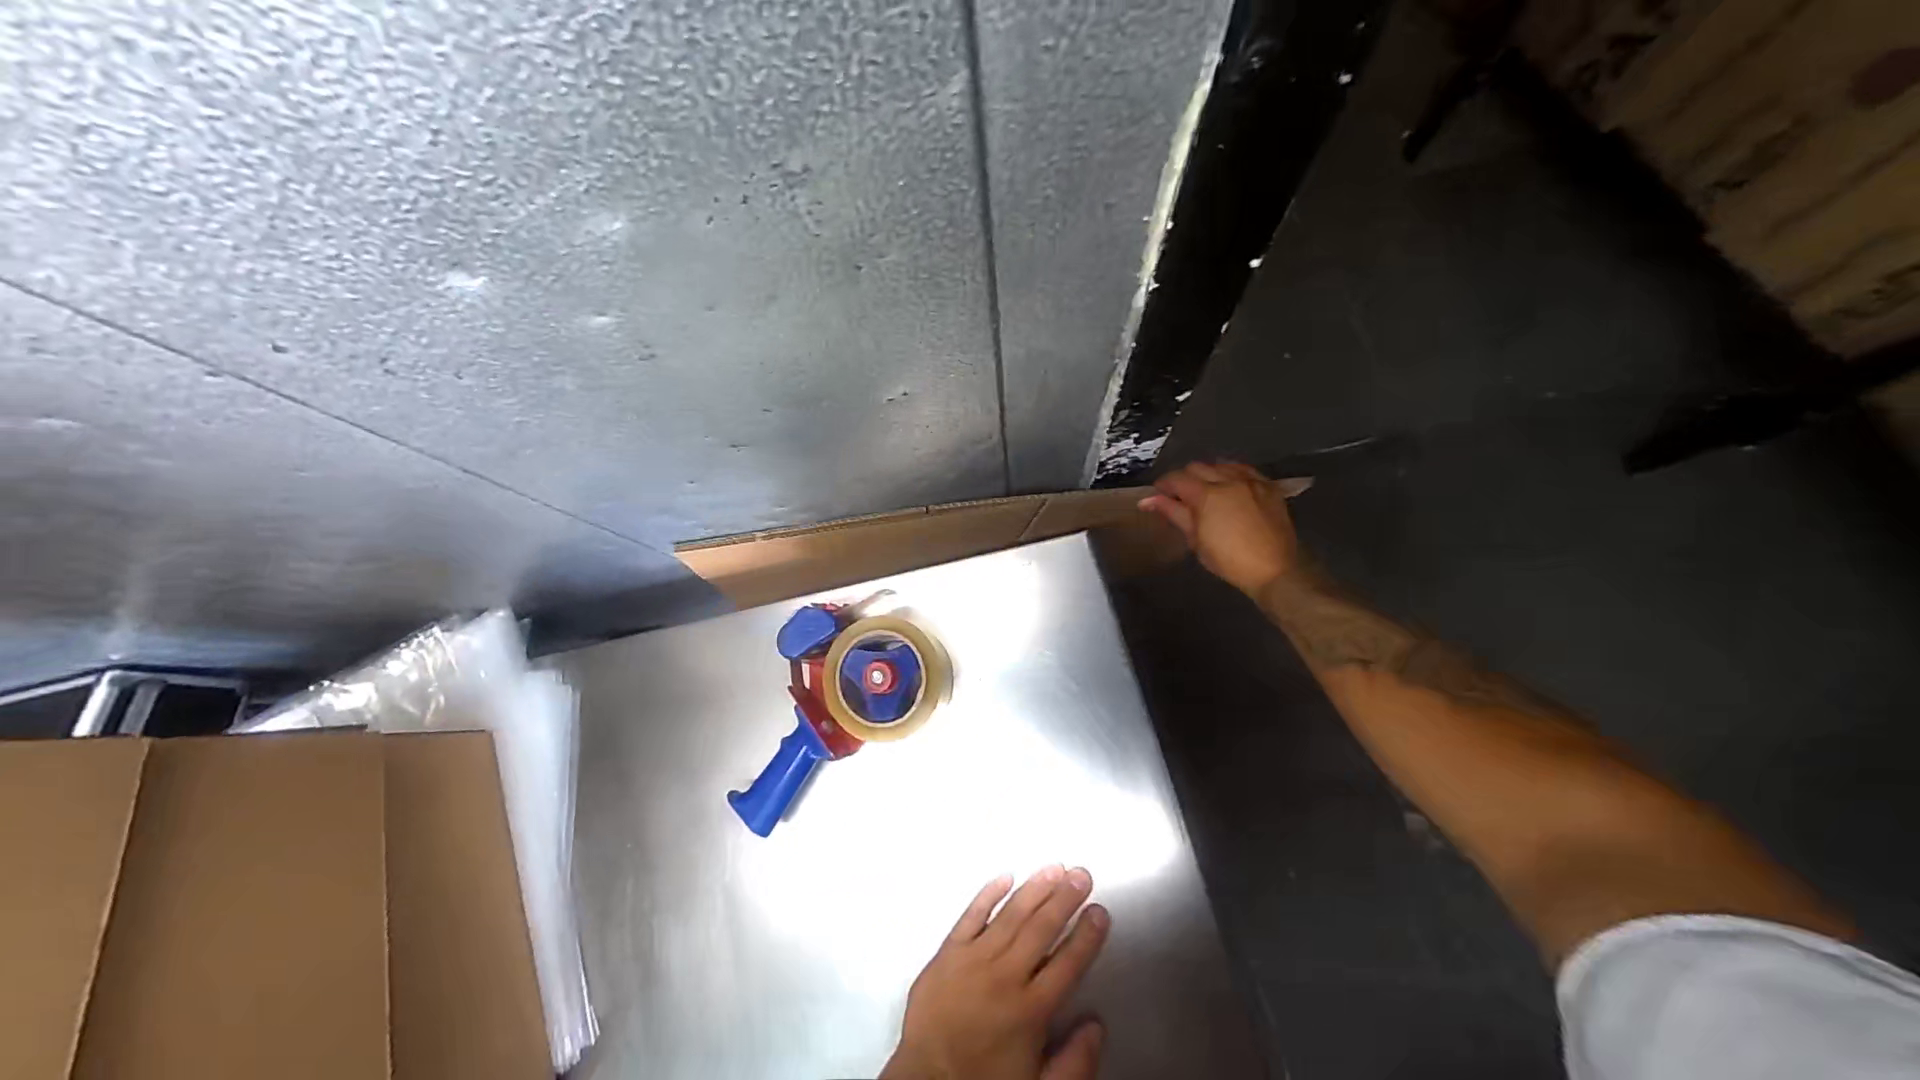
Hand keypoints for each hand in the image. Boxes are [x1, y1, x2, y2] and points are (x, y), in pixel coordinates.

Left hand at [881, 867, 1110, 1079]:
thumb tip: (1096, 1024)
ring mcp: (974, 960)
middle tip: (1082, 873)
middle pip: (1041, 929)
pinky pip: (970, 917)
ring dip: (1035, 889)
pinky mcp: (947, 954)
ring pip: (1010, 915)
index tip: (1100, 911)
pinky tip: (1005, 878)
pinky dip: (988, 895)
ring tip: (1054, 868)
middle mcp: (1005, 976)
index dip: (1087, 935)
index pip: (1068, 963)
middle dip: (1065, 899)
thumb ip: (1074, 1061)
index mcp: (1031, 1009)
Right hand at [1138, 461, 1310, 595]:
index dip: (1163, 485)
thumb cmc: (1228, 560)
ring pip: (1221, 464)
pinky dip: (1231, 474)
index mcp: (1207, 495)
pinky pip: (1245, 470)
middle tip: (1180, 496)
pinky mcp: (1269, 486)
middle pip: (1198, 467)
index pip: (1177, 479)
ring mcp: (1251, 481)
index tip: (1158, 495)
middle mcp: (1229, 480)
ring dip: (1208, 473)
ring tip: (1205, 490)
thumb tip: (1147, 500)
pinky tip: (1229, 486)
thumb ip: (1173, 513)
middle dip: (1184, 478)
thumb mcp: (1195, 539)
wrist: (1273, 569)